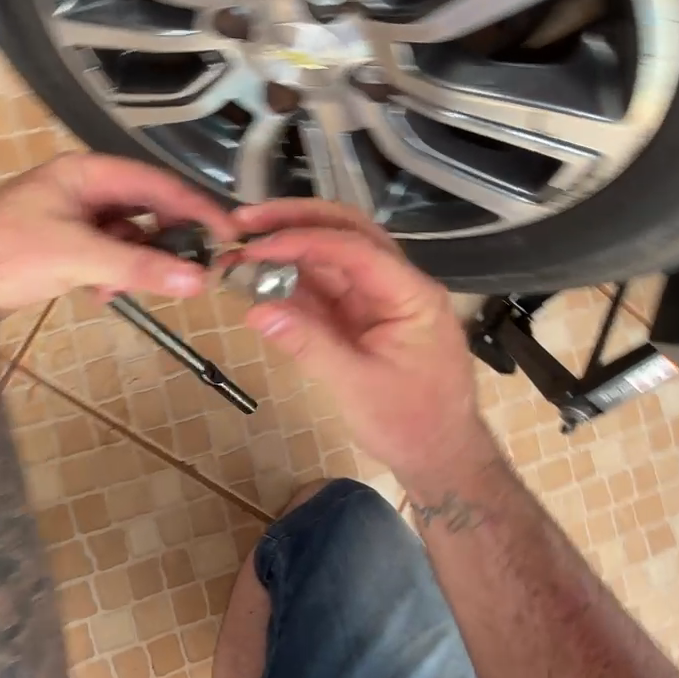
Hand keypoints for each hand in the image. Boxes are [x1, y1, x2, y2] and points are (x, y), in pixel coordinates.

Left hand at [0, 153, 237, 314]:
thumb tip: (198, 281)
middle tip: (186, 267)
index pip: (154, 183)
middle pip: (142, 205)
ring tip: (128, 287)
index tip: (226, 233)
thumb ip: (138, 269)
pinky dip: (110, 270)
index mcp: (82, 171)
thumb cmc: (6, 256)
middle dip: (162, 239)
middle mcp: (78, 185)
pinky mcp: (58, 239)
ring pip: (124, 232)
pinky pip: (102, 249)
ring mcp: (67, 212)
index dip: (194, 207)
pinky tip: (102, 293)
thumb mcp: (77, 259)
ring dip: (134, 260)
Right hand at [233, 200, 496, 483]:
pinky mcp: (357, 317)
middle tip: (242, 223)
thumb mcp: (357, 386)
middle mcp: (394, 285)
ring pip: (329, 256)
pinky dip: (288, 280)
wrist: (439, 455)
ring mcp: (375, 299)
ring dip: (285, 247)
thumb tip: (255, 310)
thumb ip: (308, 344)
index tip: (255, 245)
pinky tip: (257, 278)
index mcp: (409, 294)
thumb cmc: (411, 422)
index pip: (354, 248)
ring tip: (240, 247)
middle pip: (345, 232)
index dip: (302, 241)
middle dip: (293, 222)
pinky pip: (321, 288)